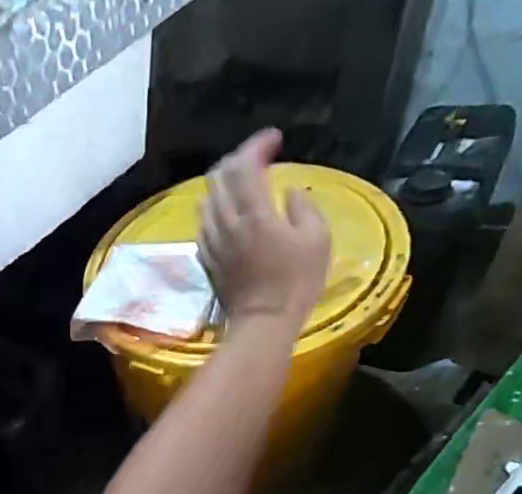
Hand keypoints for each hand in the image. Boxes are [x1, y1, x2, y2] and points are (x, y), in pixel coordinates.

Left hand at [200, 129, 331, 325]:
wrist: (263, 324)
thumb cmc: (296, 283)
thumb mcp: (318, 239)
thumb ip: (303, 207)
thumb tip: (288, 194)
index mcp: (255, 213)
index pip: (245, 164)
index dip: (258, 144)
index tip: (276, 140)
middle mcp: (227, 223)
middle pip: (218, 177)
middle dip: (237, 160)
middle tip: (257, 161)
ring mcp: (213, 242)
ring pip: (206, 200)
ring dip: (223, 186)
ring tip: (242, 187)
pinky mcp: (207, 260)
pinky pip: (203, 225)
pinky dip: (215, 211)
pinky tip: (228, 217)